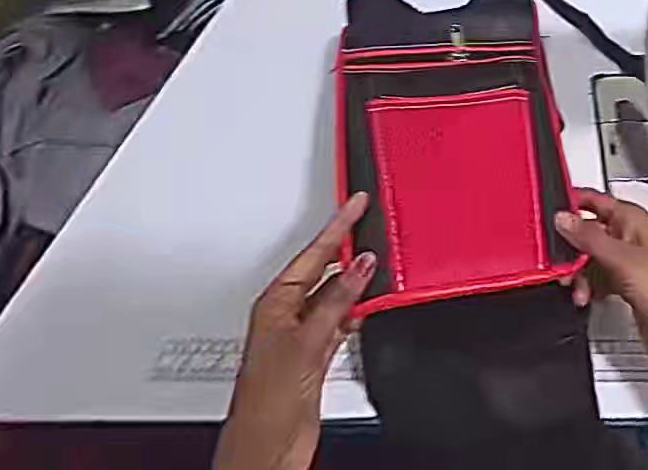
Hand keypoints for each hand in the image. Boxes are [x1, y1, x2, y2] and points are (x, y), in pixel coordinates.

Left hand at [215, 194, 374, 469]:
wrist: (267, 452)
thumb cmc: (267, 404)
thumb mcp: (308, 341)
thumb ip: (338, 299)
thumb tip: (362, 265)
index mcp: (275, 303)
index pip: (314, 252)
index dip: (338, 225)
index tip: (357, 202)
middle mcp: (287, 314)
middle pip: (325, 269)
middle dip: (349, 249)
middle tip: (373, 223)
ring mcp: (303, 333)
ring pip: (336, 292)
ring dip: (357, 280)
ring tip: (380, 261)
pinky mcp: (317, 352)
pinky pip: (343, 316)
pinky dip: (359, 307)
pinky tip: (371, 300)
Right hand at [554, 189, 647, 375]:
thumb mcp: (621, 260)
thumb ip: (590, 238)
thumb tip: (564, 218)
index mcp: (632, 219)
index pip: (595, 200)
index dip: (573, 202)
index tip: (551, 212)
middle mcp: (628, 236)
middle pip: (588, 231)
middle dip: (572, 247)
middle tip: (559, 261)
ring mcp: (625, 261)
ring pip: (589, 257)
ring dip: (578, 272)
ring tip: (575, 286)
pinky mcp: (623, 284)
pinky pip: (595, 278)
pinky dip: (587, 286)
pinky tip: (585, 296)